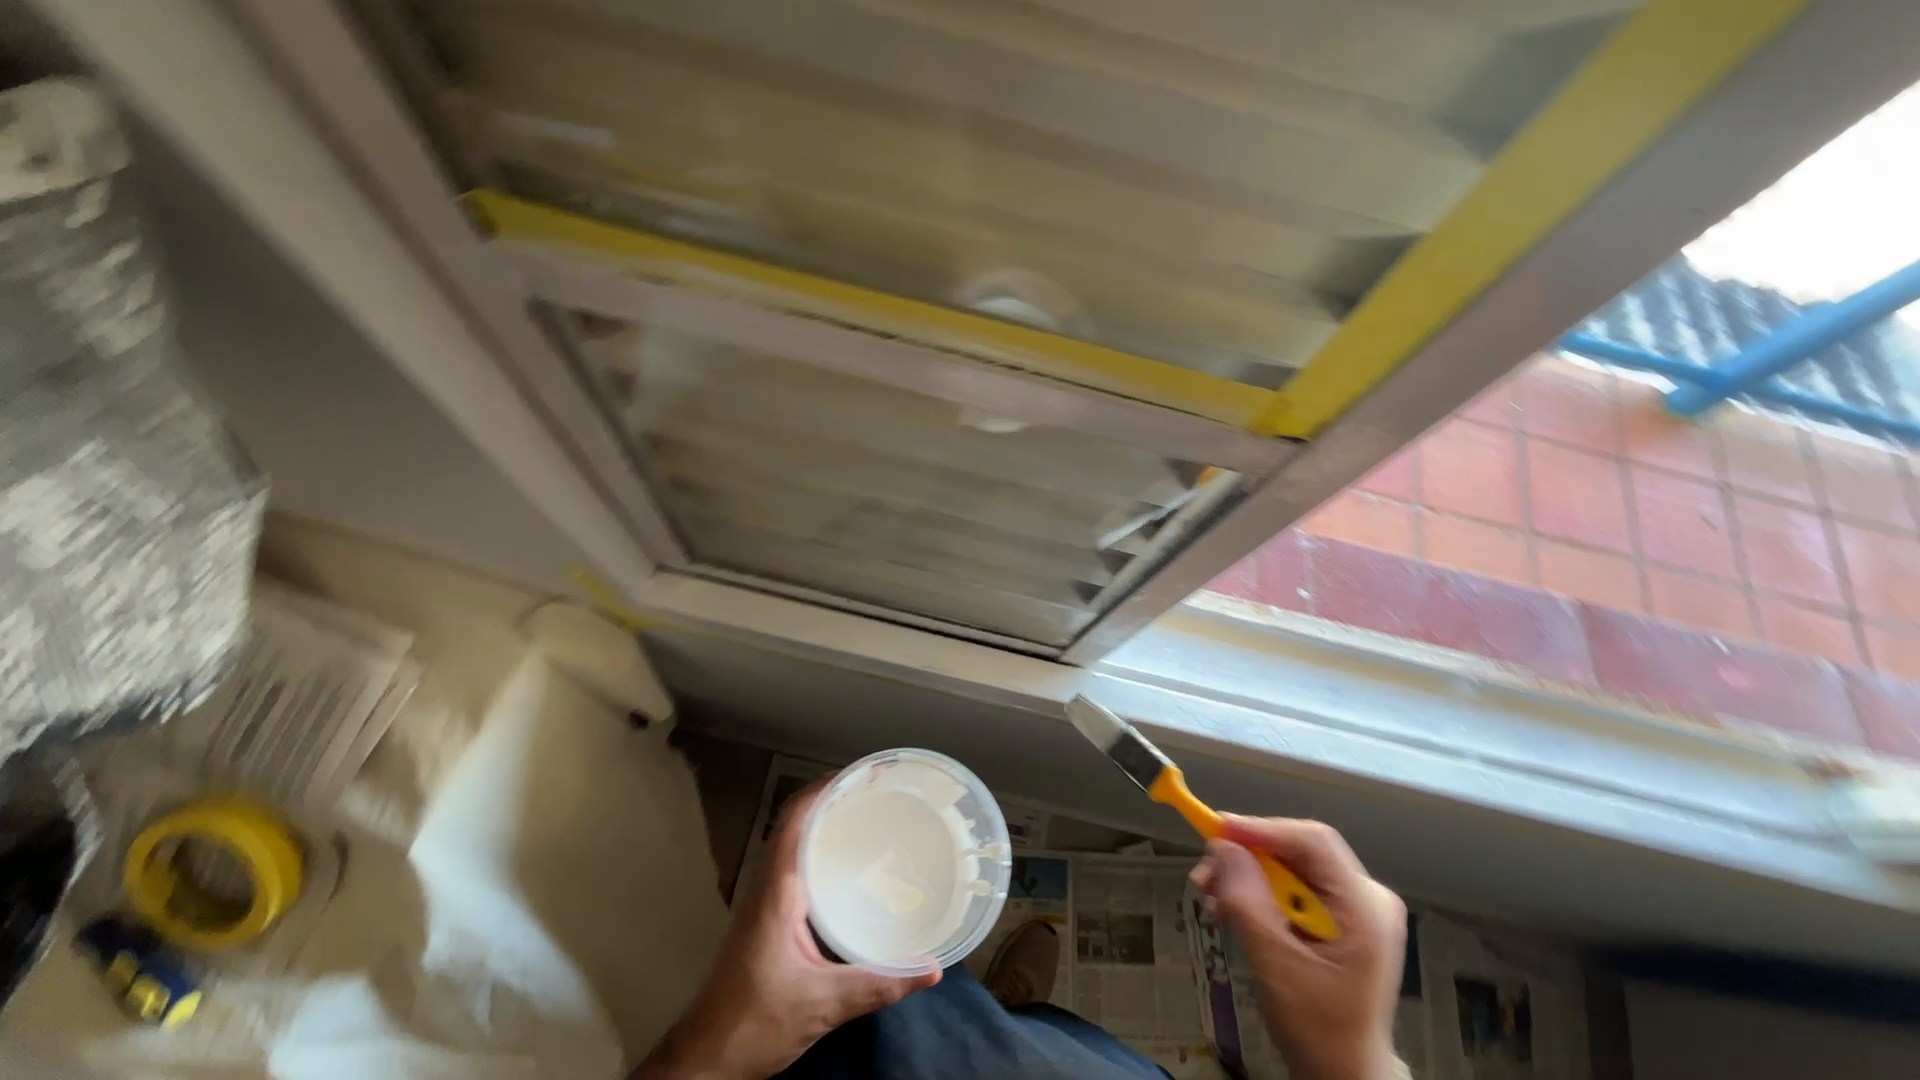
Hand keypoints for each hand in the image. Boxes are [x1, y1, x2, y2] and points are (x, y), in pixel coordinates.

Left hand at [635, 777, 939, 1079]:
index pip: (797, 818)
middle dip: (834, 797)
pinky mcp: (767, 918)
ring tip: (869, 816)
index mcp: (776, 889)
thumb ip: (879, 984)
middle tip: (878, 791)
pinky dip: (820, 850)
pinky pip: (795, 866)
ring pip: (793, 843)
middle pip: (796, 822)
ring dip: (825, 822)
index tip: (865, 773)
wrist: (706, 1057)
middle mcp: (767, 885)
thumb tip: (933, 969)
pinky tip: (849, 868)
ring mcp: (763, 900)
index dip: (827, 787)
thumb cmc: (754, 1021)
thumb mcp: (823, 1004)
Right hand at [1191, 817, 1407, 1079]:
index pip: (1312, 842)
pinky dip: (1259, 893)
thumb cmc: (1316, 1027)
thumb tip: (1222, 848)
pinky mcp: (1340, 917)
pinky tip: (1233, 908)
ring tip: (1211, 897)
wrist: (1342, 1072)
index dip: (1262, 829)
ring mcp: (1355, 906)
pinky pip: (1293, 886)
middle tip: (1204, 875)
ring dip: (1247, 877)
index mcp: (1364, 907)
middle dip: (1246, 858)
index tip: (1216, 831)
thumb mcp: (1274, 964)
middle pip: (1298, 852)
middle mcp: (1366, 897)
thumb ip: (1247, 901)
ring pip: (1290, 867)